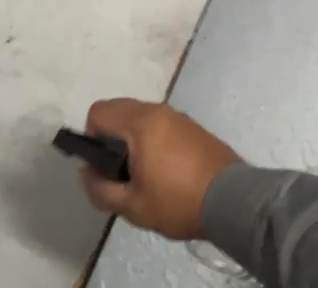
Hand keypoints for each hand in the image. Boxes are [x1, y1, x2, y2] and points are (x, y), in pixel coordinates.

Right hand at [76, 98, 241, 239]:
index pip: (99, 111)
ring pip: (140, 117)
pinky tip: (164, 172)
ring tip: (142, 176)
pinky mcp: (193, 126)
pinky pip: (160, 124)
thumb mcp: (132, 206)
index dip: (91, 137)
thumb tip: (85, 172)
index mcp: (141, 122)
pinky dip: (152, 140)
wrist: (232, 200)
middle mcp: (158, 110)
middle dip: (111, 138)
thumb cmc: (177, 201)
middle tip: (119, 174)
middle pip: (119, 110)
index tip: (102, 166)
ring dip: (132, 139)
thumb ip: (100, 189)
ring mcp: (178, 116)